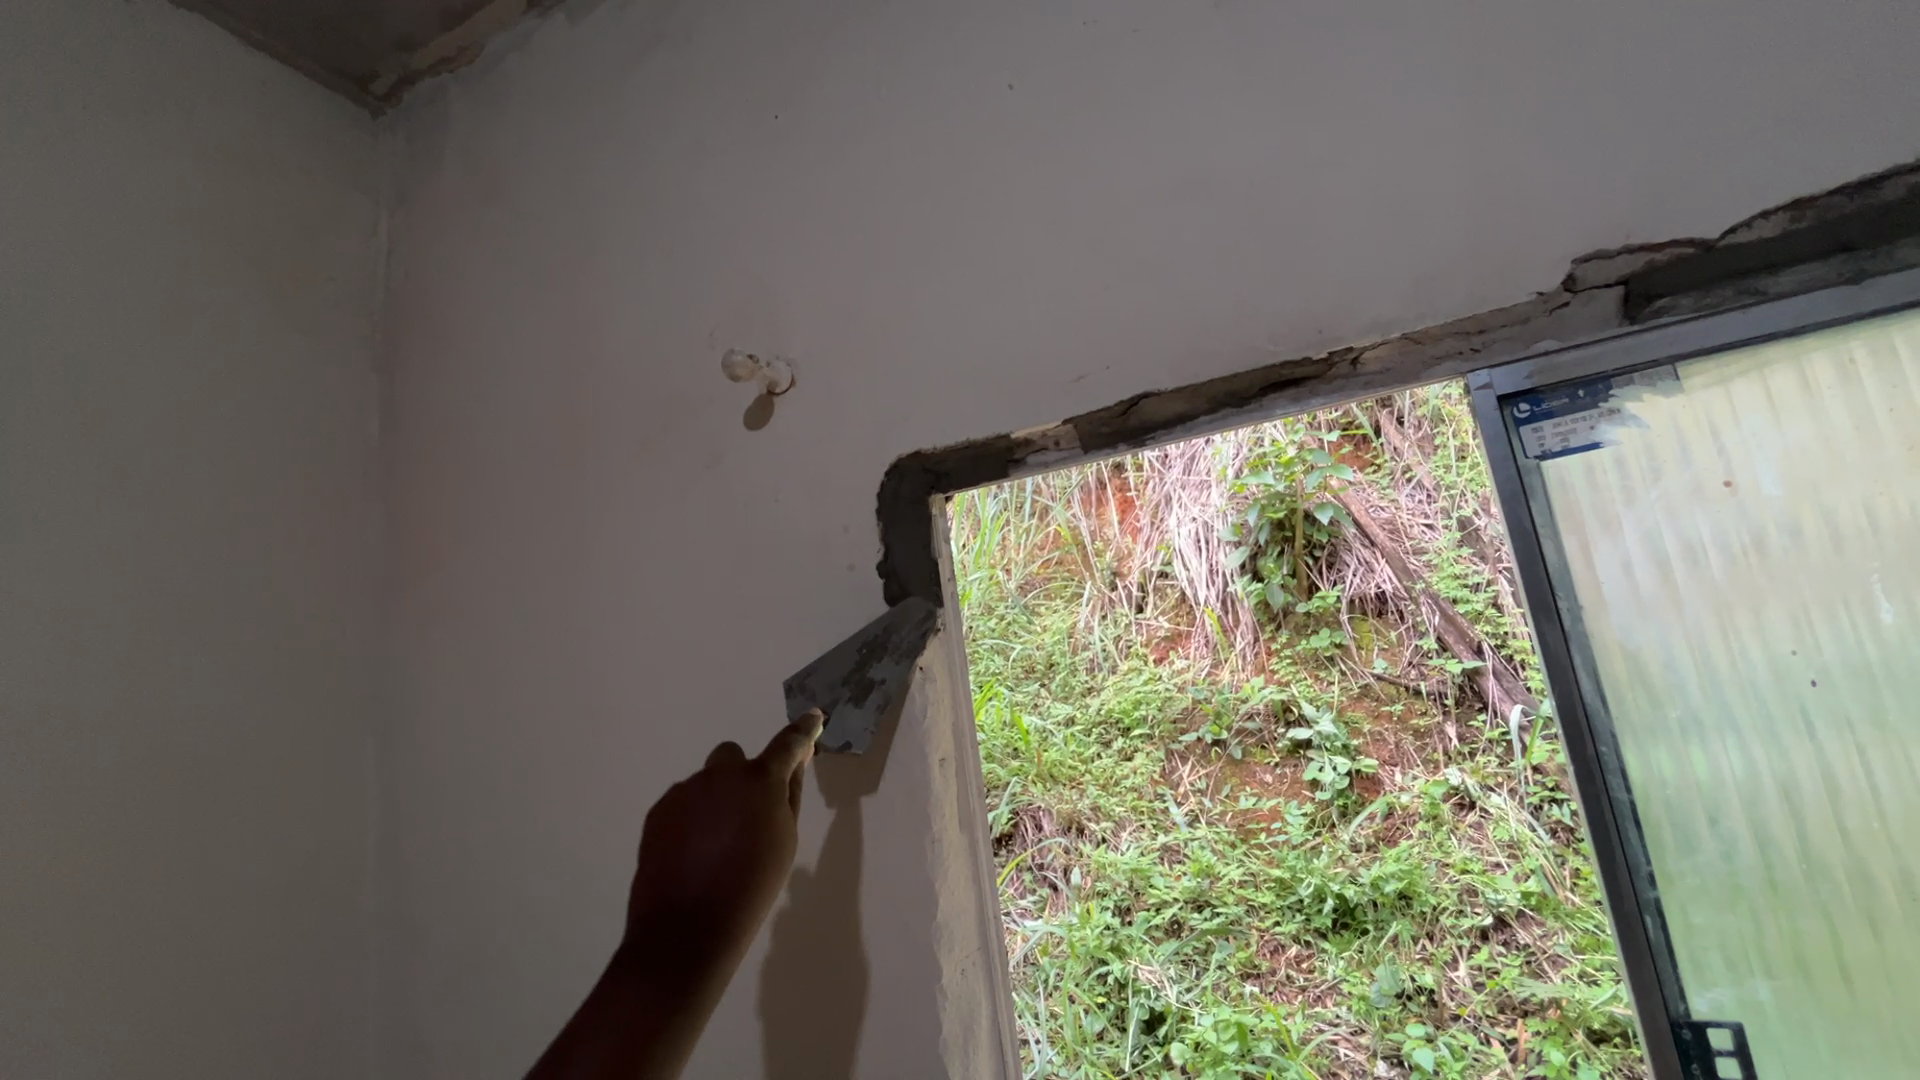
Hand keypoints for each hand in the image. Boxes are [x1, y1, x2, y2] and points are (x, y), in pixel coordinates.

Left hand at [624, 710, 823, 970]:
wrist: (686, 928)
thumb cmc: (751, 887)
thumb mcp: (785, 842)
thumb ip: (788, 796)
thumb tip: (794, 765)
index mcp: (761, 780)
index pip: (789, 743)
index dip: (803, 730)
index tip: (813, 718)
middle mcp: (721, 774)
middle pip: (734, 758)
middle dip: (742, 777)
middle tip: (746, 815)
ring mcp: (685, 790)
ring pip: (706, 783)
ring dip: (715, 801)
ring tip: (714, 848)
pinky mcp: (658, 811)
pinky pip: (683, 803)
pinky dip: (691, 819)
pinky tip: (691, 855)